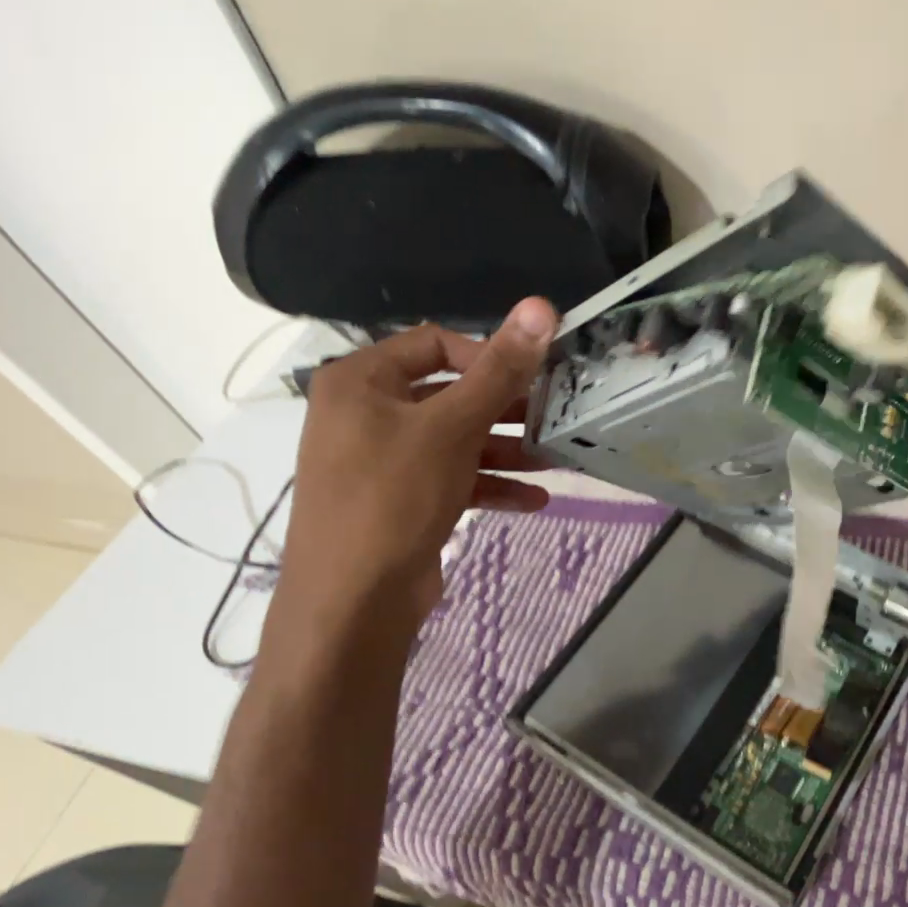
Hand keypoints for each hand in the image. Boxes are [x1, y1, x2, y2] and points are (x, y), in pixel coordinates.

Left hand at [280, 299, 557, 624]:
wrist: (352, 600)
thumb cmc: (393, 497)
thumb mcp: (452, 427)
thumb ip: (499, 370)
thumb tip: (541, 306)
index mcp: (361, 380)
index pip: (434, 343)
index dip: (487, 354)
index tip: (532, 378)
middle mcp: (365, 413)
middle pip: (448, 393)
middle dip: (505, 407)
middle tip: (555, 414)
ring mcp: (381, 460)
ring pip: (454, 439)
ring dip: (505, 448)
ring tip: (555, 458)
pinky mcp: (399, 500)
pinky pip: (451, 478)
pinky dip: (489, 484)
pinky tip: (535, 499)